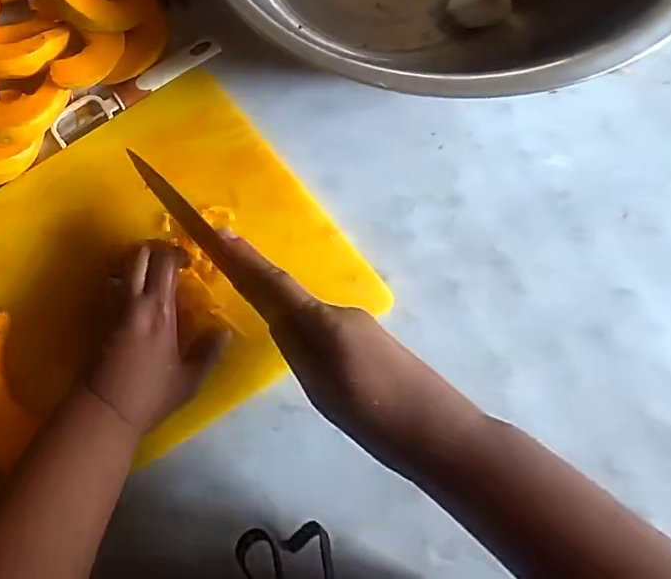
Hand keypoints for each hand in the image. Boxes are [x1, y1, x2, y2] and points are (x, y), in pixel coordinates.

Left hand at [85, 242, 229, 430]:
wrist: (106, 406)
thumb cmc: (151, 394)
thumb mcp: (189, 379)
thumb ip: (209, 352)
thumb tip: (225, 331)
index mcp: (159, 309)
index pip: (165, 262)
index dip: (177, 253)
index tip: (188, 261)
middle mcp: (135, 300)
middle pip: (141, 254)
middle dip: (156, 249)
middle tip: (170, 260)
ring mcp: (115, 304)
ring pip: (126, 266)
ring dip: (141, 262)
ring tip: (155, 275)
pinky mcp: (103, 314)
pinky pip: (116, 284)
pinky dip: (128, 279)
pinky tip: (140, 296)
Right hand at [213, 232, 484, 469]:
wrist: (451, 438)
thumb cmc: (379, 419)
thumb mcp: (322, 389)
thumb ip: (295, 348)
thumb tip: (276, 319)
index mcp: (323, 322)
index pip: (274, 283)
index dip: (245, 259)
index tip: (219, 232)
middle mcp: (341, 313)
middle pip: (290, 296)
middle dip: (261, 288)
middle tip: (234, 283)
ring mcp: (361, 325)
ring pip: (312, 317)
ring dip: (290, 320)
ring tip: (280, 351)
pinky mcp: (375, 342)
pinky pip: (329, 329)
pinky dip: (312, 335)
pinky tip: (320, 367)